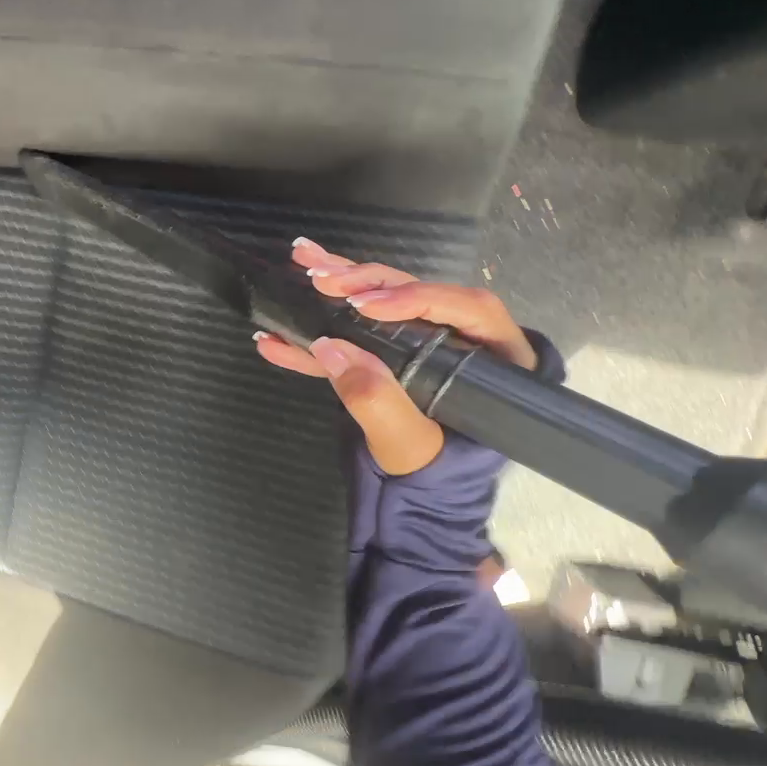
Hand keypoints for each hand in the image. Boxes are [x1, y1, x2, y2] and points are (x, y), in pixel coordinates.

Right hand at [254, 238, 535, 474]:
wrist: (412, 504)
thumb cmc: (430, 475)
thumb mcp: (408, 444)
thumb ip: (375, 398)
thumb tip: (328, 346)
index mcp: (495, 358)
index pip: (464, 308)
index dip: (414, 299)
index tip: (362, 306)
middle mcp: (458, 342)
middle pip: (414, 294)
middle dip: (364, 281)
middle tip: (320, 278)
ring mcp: (415, 348)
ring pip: (379, 304)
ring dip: (336, 284)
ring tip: (300, 261)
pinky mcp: (379, 360)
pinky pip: (346, 338)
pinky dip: (308, 335)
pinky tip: (271, 337)